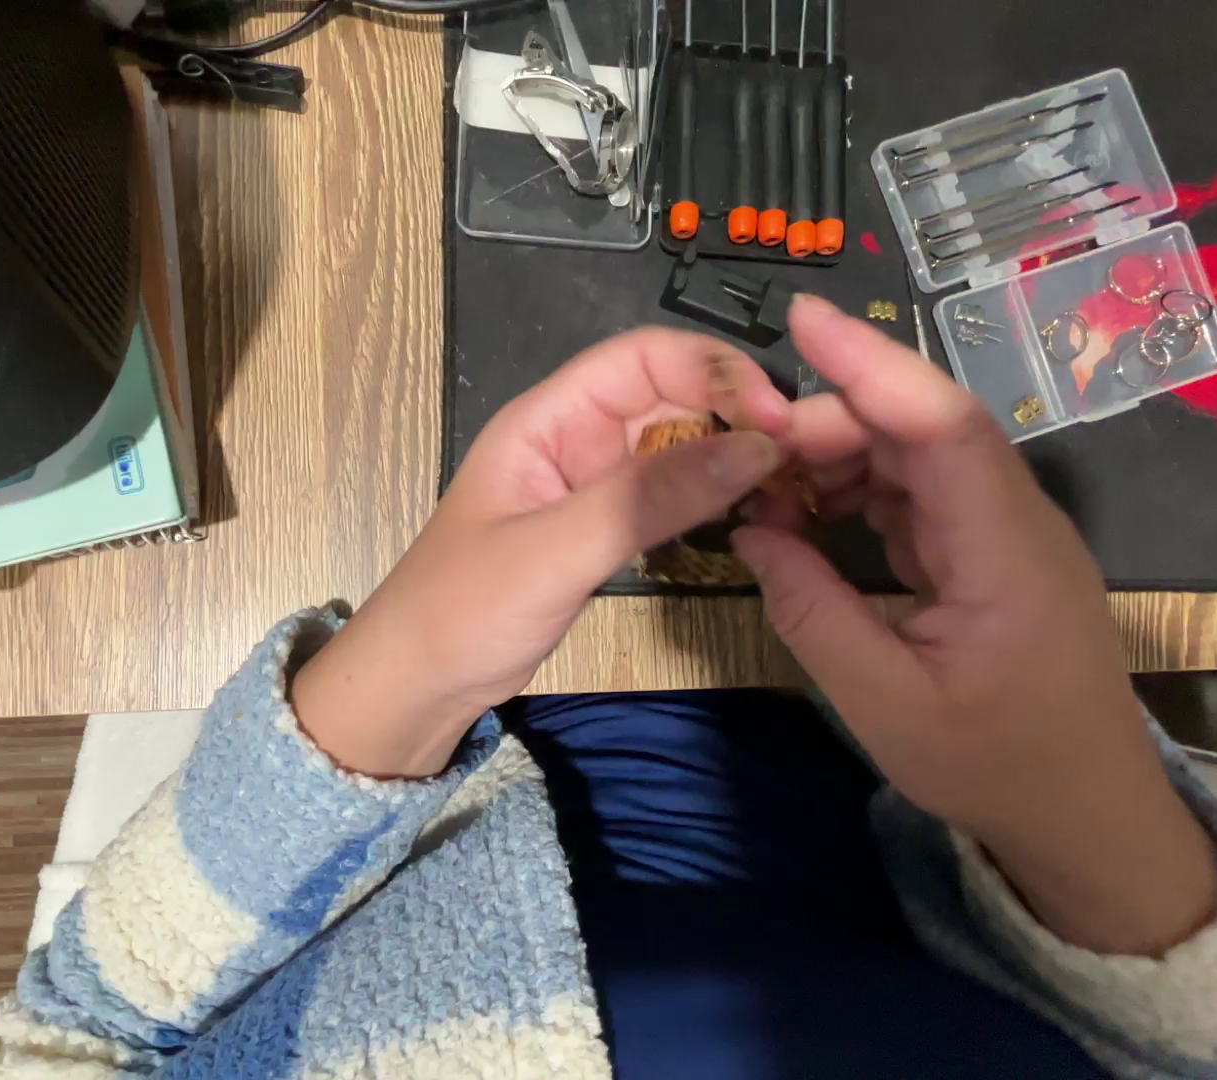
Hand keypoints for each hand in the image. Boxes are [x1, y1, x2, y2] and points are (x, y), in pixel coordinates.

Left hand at [292, 328, 790, 779]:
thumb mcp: (552, 551)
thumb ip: (646, 499)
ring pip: (670, 446)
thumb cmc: (463, 610)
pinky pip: (662, 497)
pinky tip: (743, 508)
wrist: (419, 683)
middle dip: (729, 408)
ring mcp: (587, 489)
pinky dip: (703, 496)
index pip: (639, 358)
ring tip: (785, 476)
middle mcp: (571, 441)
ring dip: (724, 452)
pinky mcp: (599, 533)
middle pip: (664, 395)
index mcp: (546, 420)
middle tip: (797, 450)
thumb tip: (754, 447)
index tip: (772, 414)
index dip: (709, 369)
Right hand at [734, 295, 1216, 955]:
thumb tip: (750, 532)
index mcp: (1005, 554)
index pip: (942, 426)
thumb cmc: (990, 764)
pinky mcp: (982, 550)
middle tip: (743, 450)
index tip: (801, 318)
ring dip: (834, 457)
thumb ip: (807, 606)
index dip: (872, 363)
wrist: (1080, 813)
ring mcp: (1001, 532)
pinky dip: (852, 491)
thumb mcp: (878, 698)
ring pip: (912, 454)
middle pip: (919, 429)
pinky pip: (912, 493)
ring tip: (764, 487)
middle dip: (825, 424)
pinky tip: (804, 513)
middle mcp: (1013, 521)